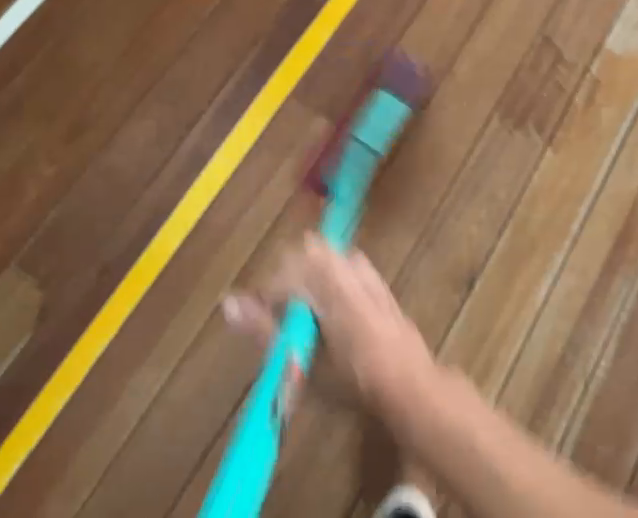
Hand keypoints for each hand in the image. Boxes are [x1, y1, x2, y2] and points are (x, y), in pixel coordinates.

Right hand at [221, 234, 435, 414]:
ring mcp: (367, 274)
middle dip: (288, 277)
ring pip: (328, 255)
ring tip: (306, 312)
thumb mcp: (302, 361)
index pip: (283, 271)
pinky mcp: (380, 284)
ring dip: (310, 275)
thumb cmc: (352, 380)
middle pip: (306, 252)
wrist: (409, 384)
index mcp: (325, 283)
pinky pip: (349, 265)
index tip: (260, 320)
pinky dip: (333, 279)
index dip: (266, 295)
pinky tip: (333, 310)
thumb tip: (228, 303)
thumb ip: (264, 329)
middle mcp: (346, 269)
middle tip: (283, 315)